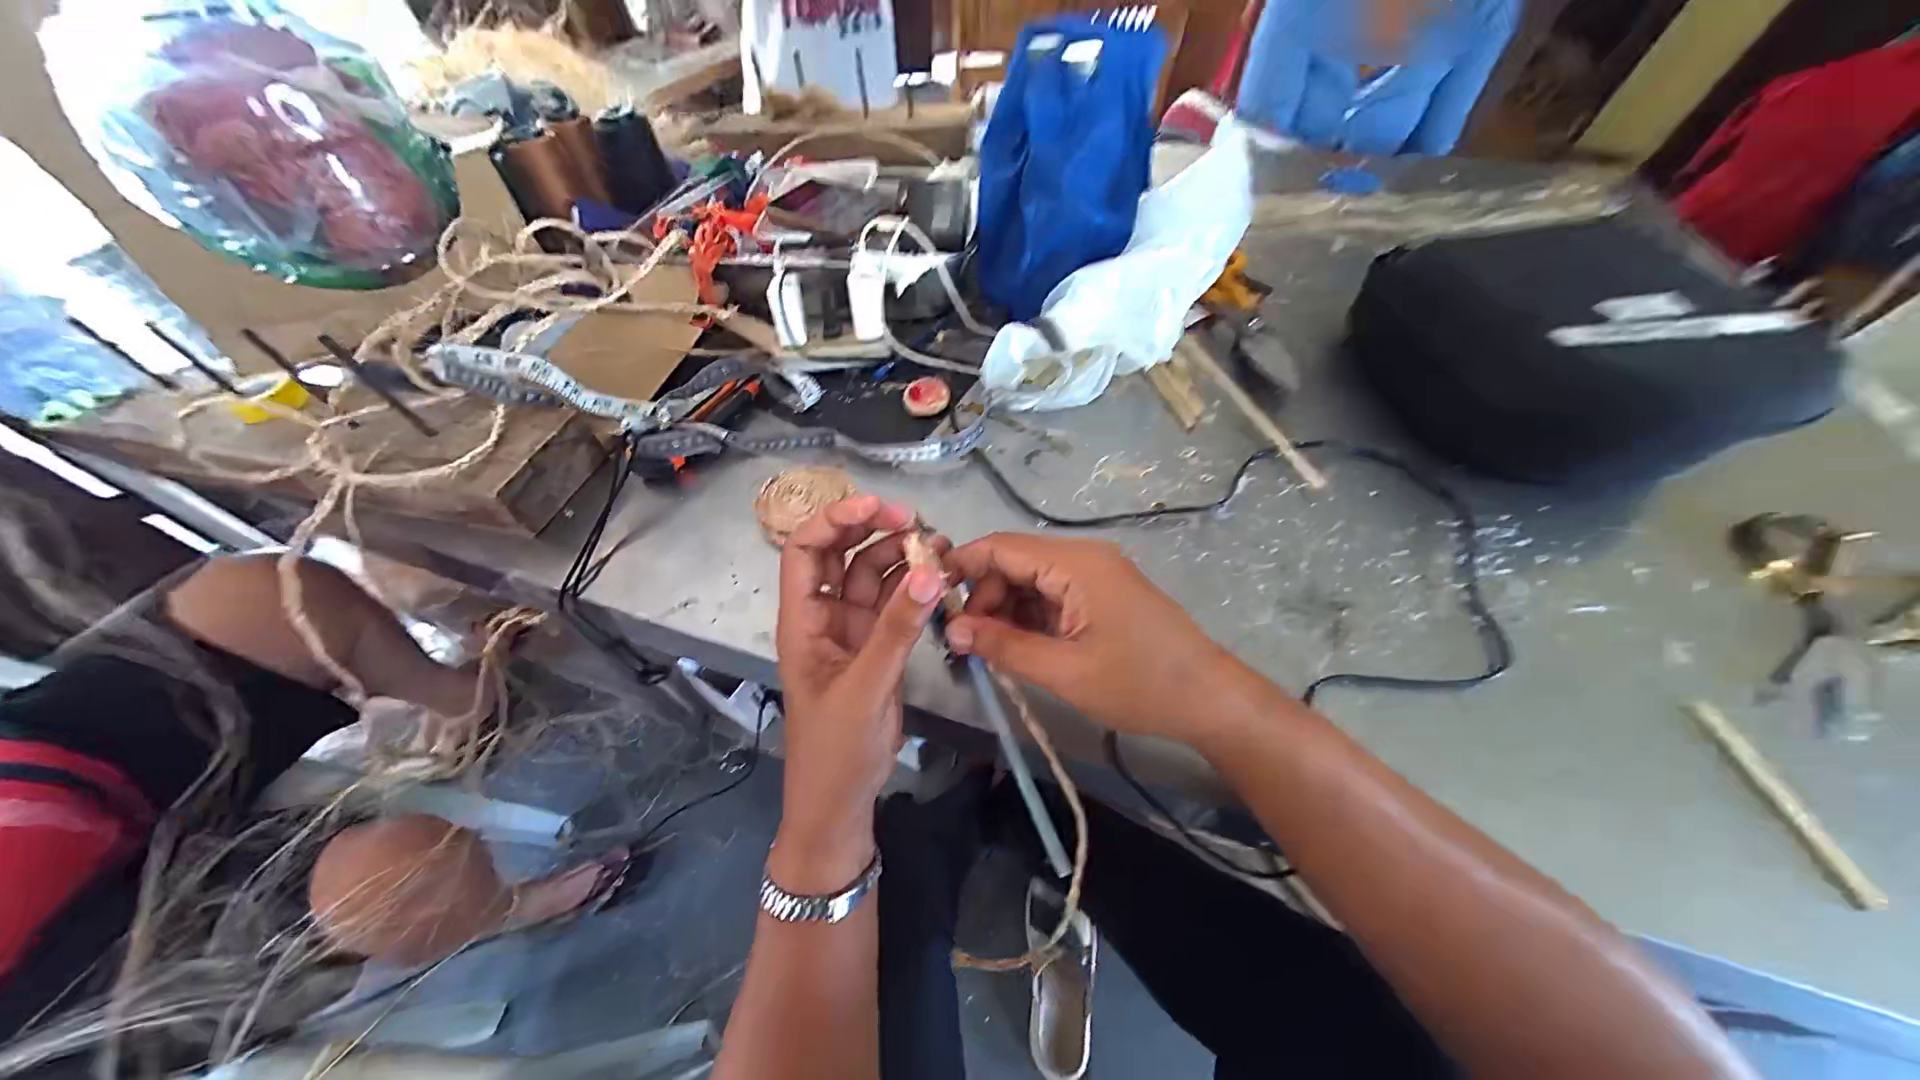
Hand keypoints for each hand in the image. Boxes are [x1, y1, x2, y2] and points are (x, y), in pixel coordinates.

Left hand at [773, 495, 946, 889]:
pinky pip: (894, 604)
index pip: (804, 549)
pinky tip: (940, 576)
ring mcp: (852, 630)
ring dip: (901, 556)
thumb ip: (897, 630)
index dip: (836, 519)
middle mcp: (824, 615)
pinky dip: (915, 587)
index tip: (879, 506)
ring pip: (872, 575)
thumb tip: (930, 572)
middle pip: (841, 554)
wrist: (840, 802)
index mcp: (802, 619)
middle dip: (873, 529)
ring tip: (939, 545)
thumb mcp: (866, 686)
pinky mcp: (877, 647)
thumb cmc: (836, 749)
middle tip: (916, 519)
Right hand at [943, 533, 1258, 742]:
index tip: (929, 595)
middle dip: (982, 597)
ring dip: (1004, 610)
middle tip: (962, 641)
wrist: (1208, 699)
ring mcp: (1094, 575)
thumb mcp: (1064, 671)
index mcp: (1075, 564)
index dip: (961, 565)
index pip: (1001, 547)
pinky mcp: (1100, 595)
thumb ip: (1003, 646)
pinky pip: (1051, 596)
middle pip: (1013, 563)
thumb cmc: (1139, 684)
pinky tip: (1017, 647)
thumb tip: (951, 629)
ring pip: (1030, 581)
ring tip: (987, 650)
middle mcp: (1083, 558)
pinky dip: (1029, 618)